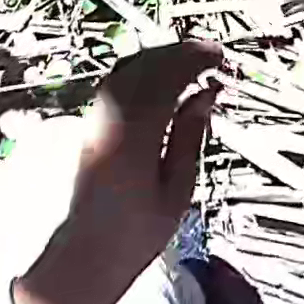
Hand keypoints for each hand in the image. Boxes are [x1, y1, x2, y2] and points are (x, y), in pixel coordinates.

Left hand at [13, 40, 221, 303]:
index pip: (170, 74)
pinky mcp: (90, 116)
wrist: (84, 251)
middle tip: (210, 54)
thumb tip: (206, 94)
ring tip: (191, 61)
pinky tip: (161, 76)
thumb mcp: (176, 188)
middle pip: (150, 62)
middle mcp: (112, 111)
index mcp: (137, 128)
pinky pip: (120, 77)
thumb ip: (190, 134)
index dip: (196, 58)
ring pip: (132, 65)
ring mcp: (97, 111)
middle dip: (182, 52)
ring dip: (163, 56)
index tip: (219, 55)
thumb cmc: (136, 230)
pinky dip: (144, 67)